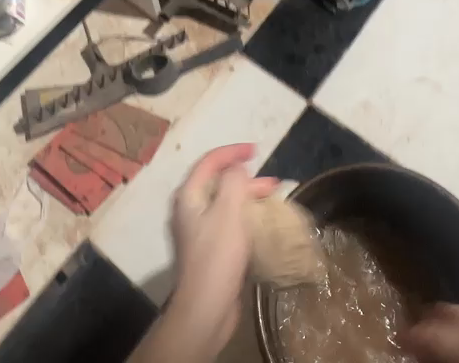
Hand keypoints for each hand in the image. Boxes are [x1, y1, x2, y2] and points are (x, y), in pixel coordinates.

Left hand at [167, 144, 280, 338]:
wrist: (206, 308)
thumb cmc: (216, 256)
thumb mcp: (228, 212)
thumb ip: (233, 182)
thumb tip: (237, 169)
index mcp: (188, 196)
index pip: (209, 162)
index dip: (233, 152)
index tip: (257, 150)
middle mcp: (189, 209)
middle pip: (217, 182)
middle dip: (244, 178)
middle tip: (271, 182)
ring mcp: (198, 231)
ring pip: (224, 203)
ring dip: (246, 197)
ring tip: (270, 200)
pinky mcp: (209, 249)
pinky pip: (227, 222)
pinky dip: (244, 216)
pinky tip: (261, 224)